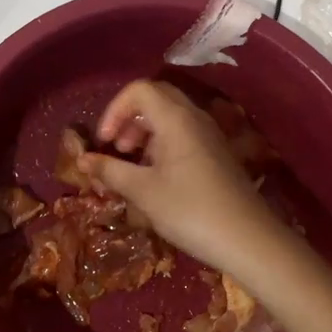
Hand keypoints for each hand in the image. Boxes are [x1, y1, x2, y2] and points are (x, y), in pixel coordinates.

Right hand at [78, 81, 296, 276]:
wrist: (249, 240)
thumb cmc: (191, 211)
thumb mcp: (143, 191)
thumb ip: (110, 170)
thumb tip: (82, 160)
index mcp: (176, 119)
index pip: (139, 90)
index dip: (115, 109)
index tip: (105, 141)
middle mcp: (194, 119)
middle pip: (155, 98)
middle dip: (129, 118)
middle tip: (117, 147)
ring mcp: (209, 136)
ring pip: (169, 117)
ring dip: (144, 132)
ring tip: (132, 165)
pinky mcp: (216, 155)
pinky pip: (182, 135)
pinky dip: (161, 145)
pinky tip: (155, 177)